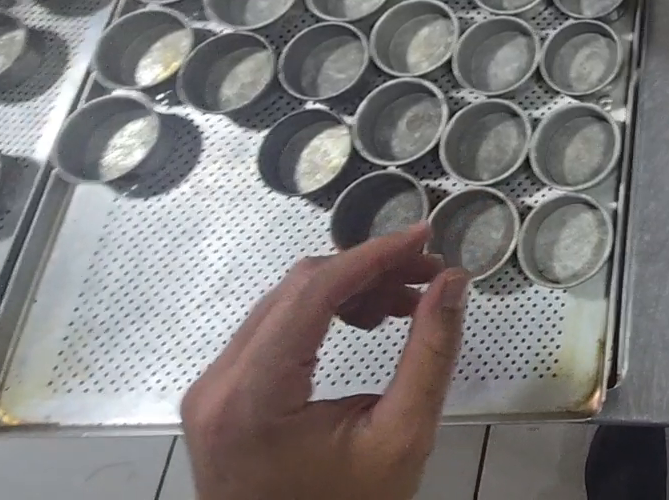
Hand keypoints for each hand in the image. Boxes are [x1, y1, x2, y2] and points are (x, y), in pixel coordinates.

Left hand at [181, 223, 470, 499]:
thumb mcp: (404, 433)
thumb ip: (431, 351)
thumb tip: (454, 278)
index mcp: (252, 395)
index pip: (314, 290)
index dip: (375, 253)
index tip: (428, 235)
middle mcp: (218, 382)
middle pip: (300, 286)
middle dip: (372, 268)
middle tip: (429, 275)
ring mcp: (214, 387)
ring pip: (291, 297)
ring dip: (354, 286)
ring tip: (408, 302)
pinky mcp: (224, 393)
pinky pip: (280, 322)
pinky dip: (331, 308)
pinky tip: (370, 321)